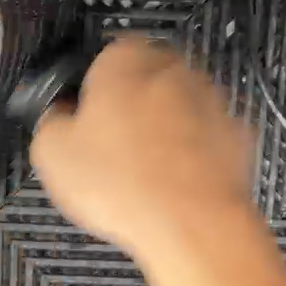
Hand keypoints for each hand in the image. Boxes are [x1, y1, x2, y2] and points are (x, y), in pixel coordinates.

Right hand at [30, 40, 259, 258]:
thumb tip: (56, 119)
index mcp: (123, 60)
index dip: (87, 104)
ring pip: (174, 118)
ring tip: (140, 188)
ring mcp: (210, 102)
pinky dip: (189, 166)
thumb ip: (49, 123)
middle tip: (108, 165)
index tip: (81, 136)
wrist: (191, 225)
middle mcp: (172, 70)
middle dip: (126, 121)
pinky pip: (203, 148)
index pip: (98, 65)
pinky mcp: (235, 138)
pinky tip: (171, 195)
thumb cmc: (124, 186)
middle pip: (140, 90)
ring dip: (159, 144)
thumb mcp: (52, 155)